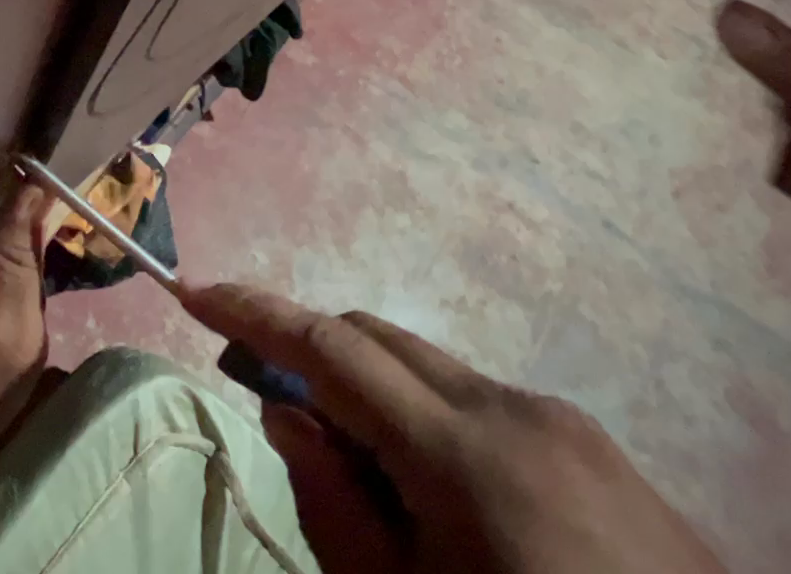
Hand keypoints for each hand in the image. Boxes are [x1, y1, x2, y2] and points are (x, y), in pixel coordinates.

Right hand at [179, 284, 725, 573]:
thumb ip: (328, 497)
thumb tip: (285, 408)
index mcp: (462, 452)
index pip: (329, 347)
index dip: (252, 312)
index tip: (191, 293)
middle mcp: (514, 409)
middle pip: (376, 337)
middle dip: (306, 347)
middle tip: (261, 390)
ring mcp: (566, 424)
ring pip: (426, 367)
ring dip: (366, 386)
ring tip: (358, 465)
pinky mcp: (599, 449)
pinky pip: (479, 401)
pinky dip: (424, 414)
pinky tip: (434, 489)